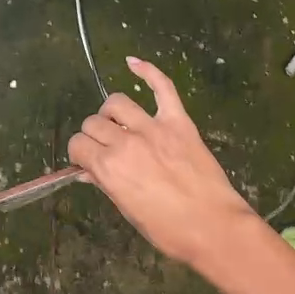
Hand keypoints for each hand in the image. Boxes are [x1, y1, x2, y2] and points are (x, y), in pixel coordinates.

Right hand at [69, 57, 259, 268]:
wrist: (216, 228)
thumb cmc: (169, 230)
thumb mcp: (129, 211)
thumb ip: (107, 184)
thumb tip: (88, 170)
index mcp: (109, 168)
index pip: (78, 145)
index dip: (80, 153)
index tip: (87, 160)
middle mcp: (126, 142)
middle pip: (93, 122)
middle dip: (93, 135)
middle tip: (105, 147)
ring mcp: (153, 127)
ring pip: (117, 102)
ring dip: (111, 112)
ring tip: (119, 123)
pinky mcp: (178, 121)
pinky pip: (161, 87)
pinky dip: (147, 71)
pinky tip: (132, 62)